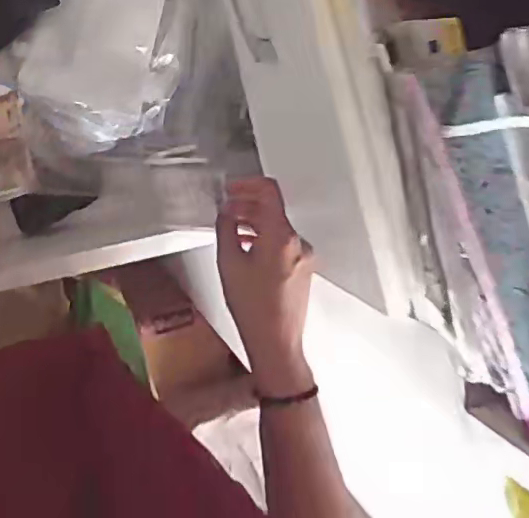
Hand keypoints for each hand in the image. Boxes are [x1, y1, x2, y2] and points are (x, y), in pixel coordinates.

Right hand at [217, 177, 315, 395]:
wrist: (276, 344)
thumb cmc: (253, 308)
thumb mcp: (228, 262)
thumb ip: (226, 228)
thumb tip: (226, 212)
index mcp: (281, 235)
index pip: (269, 191)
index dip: (247, 184)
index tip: (231, 188)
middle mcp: (297, 242)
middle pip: (272, 208)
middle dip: (247, 203)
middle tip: (226, 207)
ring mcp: (303, 256)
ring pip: (276, 225)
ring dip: (254, 221)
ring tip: (231, 227)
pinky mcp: (302, 268)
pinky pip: (282, 242)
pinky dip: (264, 236)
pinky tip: (246, 246)